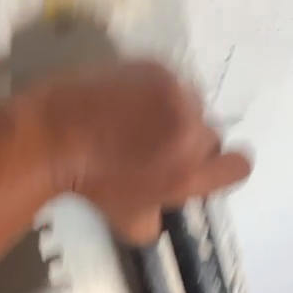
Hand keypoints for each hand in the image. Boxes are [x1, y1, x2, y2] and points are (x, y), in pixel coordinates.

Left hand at [29, 61, 251, 243]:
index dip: (224, 168)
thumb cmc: (90, 183)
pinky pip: (171, 82)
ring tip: (141, 121)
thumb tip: (161, 218)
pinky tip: (128, 102)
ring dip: (176, 114)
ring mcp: (175, 96)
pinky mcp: (157, 69)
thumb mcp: (126, 221)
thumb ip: (156, 223)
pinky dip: (156, 91)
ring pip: (193, 106)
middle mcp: (190, 132)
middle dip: (190, 143)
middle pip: (211, 137)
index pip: (239, 166)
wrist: (54, 135)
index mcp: (189, 173)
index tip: (205, 166)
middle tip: (157, 147)